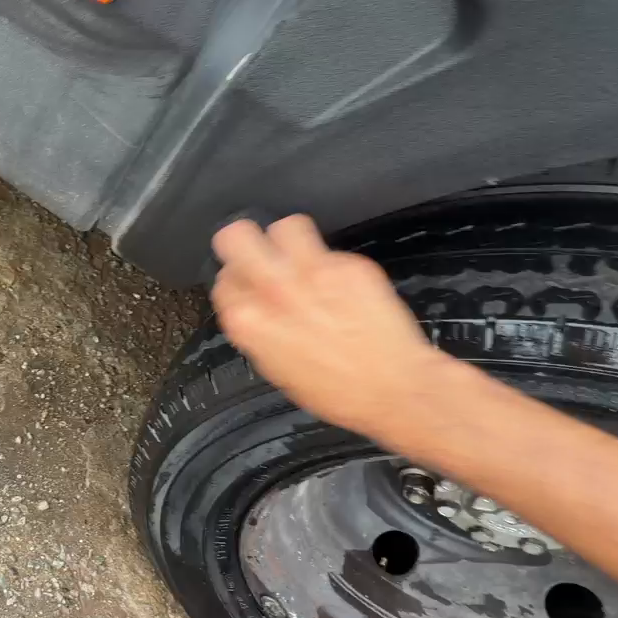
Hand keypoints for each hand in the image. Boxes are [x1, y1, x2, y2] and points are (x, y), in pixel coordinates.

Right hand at [210, 216, 453, 436]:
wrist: (394, 389)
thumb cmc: (336, 390)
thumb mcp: (274, 368)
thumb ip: (255, 330)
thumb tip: (251, 310)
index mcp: (248, 321)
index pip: (223, 280)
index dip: (235, 283)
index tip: (247, 289)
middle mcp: (274, 290)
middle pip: (237, 237)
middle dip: (243, 243)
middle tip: (255, 253)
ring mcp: (312, 272)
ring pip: (284, 227)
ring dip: (286, 241)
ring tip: (296, 258)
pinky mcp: (349, 265)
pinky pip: (330, 249)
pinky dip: (329, 263)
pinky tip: (337, 285)